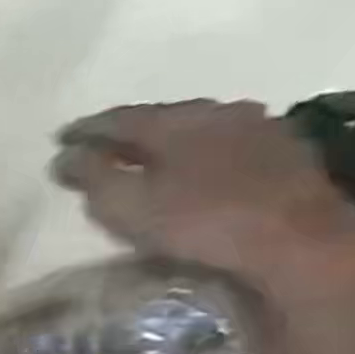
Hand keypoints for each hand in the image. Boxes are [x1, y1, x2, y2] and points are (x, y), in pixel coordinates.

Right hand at [51, 100, 354, 304]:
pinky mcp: (283, 154)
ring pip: (196, 133)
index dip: (86, 130)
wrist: (295, 241)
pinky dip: (196, 161)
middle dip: (126, 137)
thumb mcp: (125, 206)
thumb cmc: (198, 223)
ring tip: (143, 166)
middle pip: (161, 120)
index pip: (119, 118)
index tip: (60, 140)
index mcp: (177, 120)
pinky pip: (224, 150)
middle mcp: (219, 112)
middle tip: (98, 152)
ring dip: (165, 148)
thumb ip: (91, 178)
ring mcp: (258, 129)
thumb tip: (66, 156)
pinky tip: (189, 179)